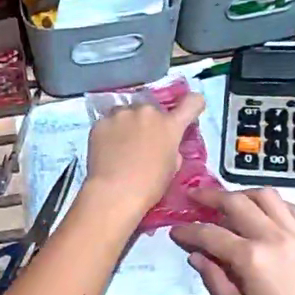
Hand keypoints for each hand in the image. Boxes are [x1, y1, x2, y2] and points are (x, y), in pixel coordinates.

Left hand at [82, 92, 205, 214]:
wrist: (114, 192)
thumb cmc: (149, 186)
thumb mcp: (172, 167)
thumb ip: (172, 147)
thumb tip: (164, 143)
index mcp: (170, 125)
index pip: (191, 102)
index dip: (192, 105)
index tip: (187, 112)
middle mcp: (147, 112)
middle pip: (152, 110)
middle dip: (149, 122)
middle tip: (142, 143)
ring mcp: (122, 114)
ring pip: (127, 113)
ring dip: (128, 124)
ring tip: (121, 146)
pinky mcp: (101, 122)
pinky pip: (108, 122)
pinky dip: (109, 132)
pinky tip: (106, 149)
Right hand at [171, 187, 294, 294]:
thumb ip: (216, 281)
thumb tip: (197, 257)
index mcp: (252, 259)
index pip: (211, 235)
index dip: (189, 231)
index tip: (175, 230)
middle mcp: (274, 237)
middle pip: (237, 203)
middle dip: (211, 196)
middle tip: (195, 197)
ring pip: (267, 196)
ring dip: (243, 193)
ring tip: (230, 201)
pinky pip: (292, 207)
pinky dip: (273, 204)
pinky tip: (265, 213)